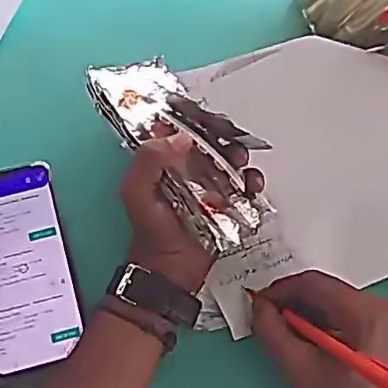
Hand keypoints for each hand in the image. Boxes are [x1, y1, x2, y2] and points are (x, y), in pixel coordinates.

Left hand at [119, 134, 261, 293]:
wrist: (172, 271)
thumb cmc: (151, 232)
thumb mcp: (136, 193)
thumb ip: (149, 161)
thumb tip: (182, 138)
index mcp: (160, 162)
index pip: (175, 129)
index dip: (190, 118)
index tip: (204, 117)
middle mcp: (184, 170)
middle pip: (208, 142)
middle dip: (222, 137)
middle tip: (229, 142)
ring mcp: (207, 186)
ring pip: (228, 161)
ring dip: (239, 157)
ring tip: (241, 164)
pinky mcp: (226, 204)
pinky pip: (243, 186)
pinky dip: (251, 182)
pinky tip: (250, 185)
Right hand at [252, 271, 387, 387]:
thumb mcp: (299, 366)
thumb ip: (273, 331)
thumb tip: (258, 307)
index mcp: (361, 310)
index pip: (311, 282)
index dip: (279, 290)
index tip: (258, 303)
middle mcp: (371, 305)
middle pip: (318, 288)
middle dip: (287, 300)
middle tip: (264, 315)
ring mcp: (372, 314)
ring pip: (323, 298)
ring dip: (297, 310)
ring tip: (277, 328)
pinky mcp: (368, 325)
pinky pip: (331, 310)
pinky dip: (310, 318)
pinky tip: (296, 335)